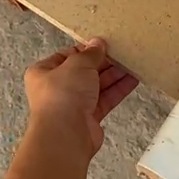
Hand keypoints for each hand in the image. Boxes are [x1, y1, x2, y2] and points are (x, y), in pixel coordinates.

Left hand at [22, 38, 138, 154]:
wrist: (66, 135)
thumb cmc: (62, 95)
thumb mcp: (77, 64)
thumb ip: (90, 53)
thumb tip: (98, 43)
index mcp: (44, 72)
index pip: (68, 56)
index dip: (86, 49)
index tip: (104, 43)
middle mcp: (57, 88)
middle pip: (84, 71)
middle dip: (104, 62)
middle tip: (123, 52)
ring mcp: (73, 104)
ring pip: (97, 85)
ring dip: (114, 75)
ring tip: (132, 63)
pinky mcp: (89, 117)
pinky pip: (105, 99)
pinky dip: (118, 90)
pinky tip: (133, 79)